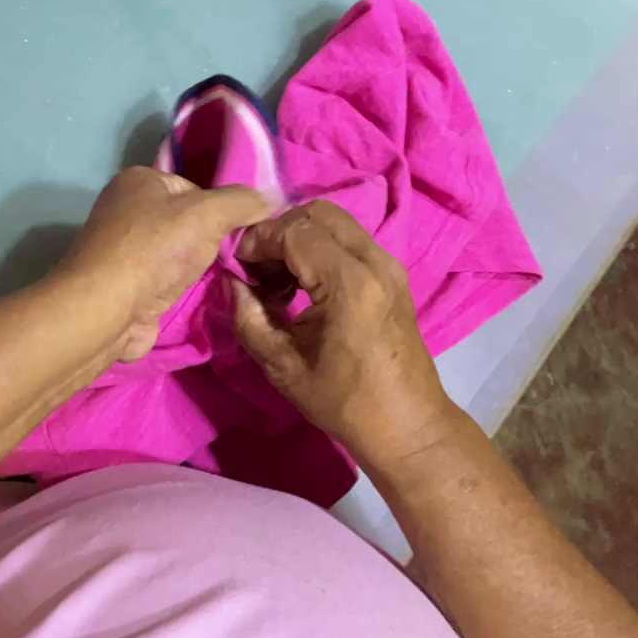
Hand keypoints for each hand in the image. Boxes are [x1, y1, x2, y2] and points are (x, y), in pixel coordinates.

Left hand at [56, 167, 273, 360]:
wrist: (106, 311)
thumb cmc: (154, 251)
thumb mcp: (208, 214)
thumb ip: (242, 202)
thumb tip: (270, 199)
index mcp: (138, 180)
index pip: (195, 189)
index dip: (220, 211)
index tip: (237, 234)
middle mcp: (126, 209)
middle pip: (186, 222)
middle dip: (210, 242)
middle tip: (232, 260)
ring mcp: (123, 249)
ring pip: (177, 253)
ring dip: (196, 269)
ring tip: (217, 281)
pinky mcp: (125, 284)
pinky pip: (165, 280)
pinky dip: (180, 289)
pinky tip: (194, 298)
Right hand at [230, 201, 455, 467]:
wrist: (408, 425)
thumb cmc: (344, 401)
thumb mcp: (281, 364)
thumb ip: (248, 315)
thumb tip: (229, 280)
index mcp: (348, 283)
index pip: (293, 231)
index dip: (257, 240)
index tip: (236, 265)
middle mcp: (374, 261)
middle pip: (316, 213)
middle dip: (278, 231)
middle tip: (256, 267)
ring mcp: (388, 264)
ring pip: (334, 221)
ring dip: (298, 237)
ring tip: (276, 278)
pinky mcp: (392, 273)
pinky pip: (348, 239)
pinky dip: (319, 247)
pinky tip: (302, 284)